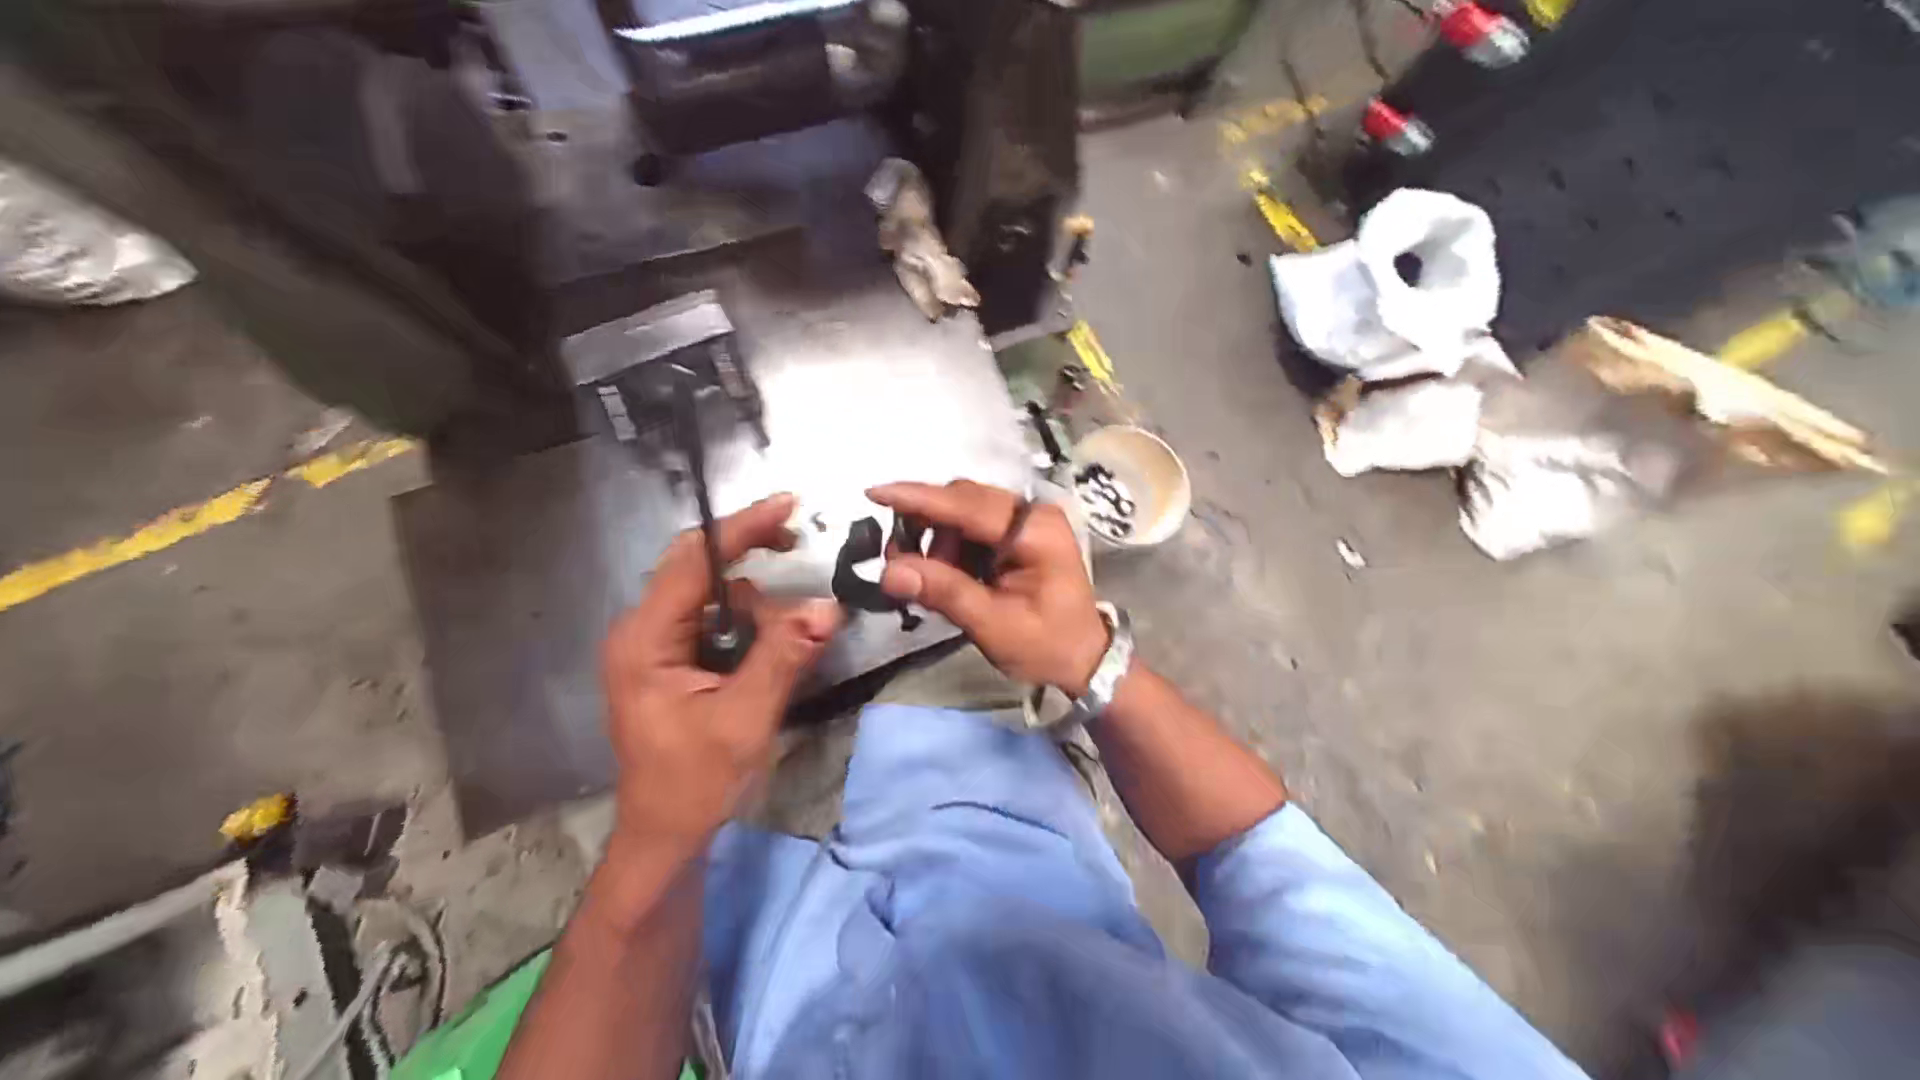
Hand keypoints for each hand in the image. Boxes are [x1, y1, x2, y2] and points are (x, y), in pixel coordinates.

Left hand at [601, 494, 841, 858]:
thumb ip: (783, 657)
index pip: (694, 562)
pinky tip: (773, 649)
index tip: (787, 504)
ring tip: (792, 636)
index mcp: (645, 640)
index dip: (742, 529)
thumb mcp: (745, 720)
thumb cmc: (694, 784)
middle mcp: (643, 631)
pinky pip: (717, 621)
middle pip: (699, 568)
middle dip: (750, 553)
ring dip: (757, 603)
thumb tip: (827, 607)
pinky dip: (751, 623)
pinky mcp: (673, 660)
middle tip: (798, 545)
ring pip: (715, 595)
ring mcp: (656, 645)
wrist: (665, 836)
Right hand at [868, 480, 1108, 695]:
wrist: (1084, 657)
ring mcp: (1026, 519)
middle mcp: (1032, 513)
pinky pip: (971, 526)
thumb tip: (889, 571)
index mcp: (1035, 531)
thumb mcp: (994, 625)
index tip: (875, 494)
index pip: (967, 505)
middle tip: (899, 562)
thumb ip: (944, 592)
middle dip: (925, 526)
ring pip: (962, 511)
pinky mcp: (1017, 531)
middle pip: (962, 500)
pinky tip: (946, 574)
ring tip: (928, 578)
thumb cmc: (1046, 645)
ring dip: (937, 539)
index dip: (919, 499)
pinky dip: (950, 546)